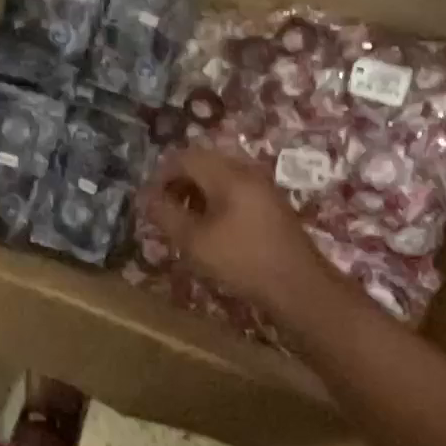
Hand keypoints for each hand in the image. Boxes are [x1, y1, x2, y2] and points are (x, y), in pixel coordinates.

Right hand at [139, 146, 339, 322]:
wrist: (299, 287)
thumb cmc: (242, 261)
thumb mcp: (193, 241)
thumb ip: (165, 215)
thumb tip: (145, 198)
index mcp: (227, 175)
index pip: (184, 158)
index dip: (161, 175)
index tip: (150, 201)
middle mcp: (246, 172)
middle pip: (203, 162)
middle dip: (178, 182)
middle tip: (166, 210)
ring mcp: (262, 187)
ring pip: (219, 176)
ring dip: (196, 192)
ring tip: (186, 221)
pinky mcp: (271, 204)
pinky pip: (235, 189)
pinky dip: (216, 200)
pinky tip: (212, 228)